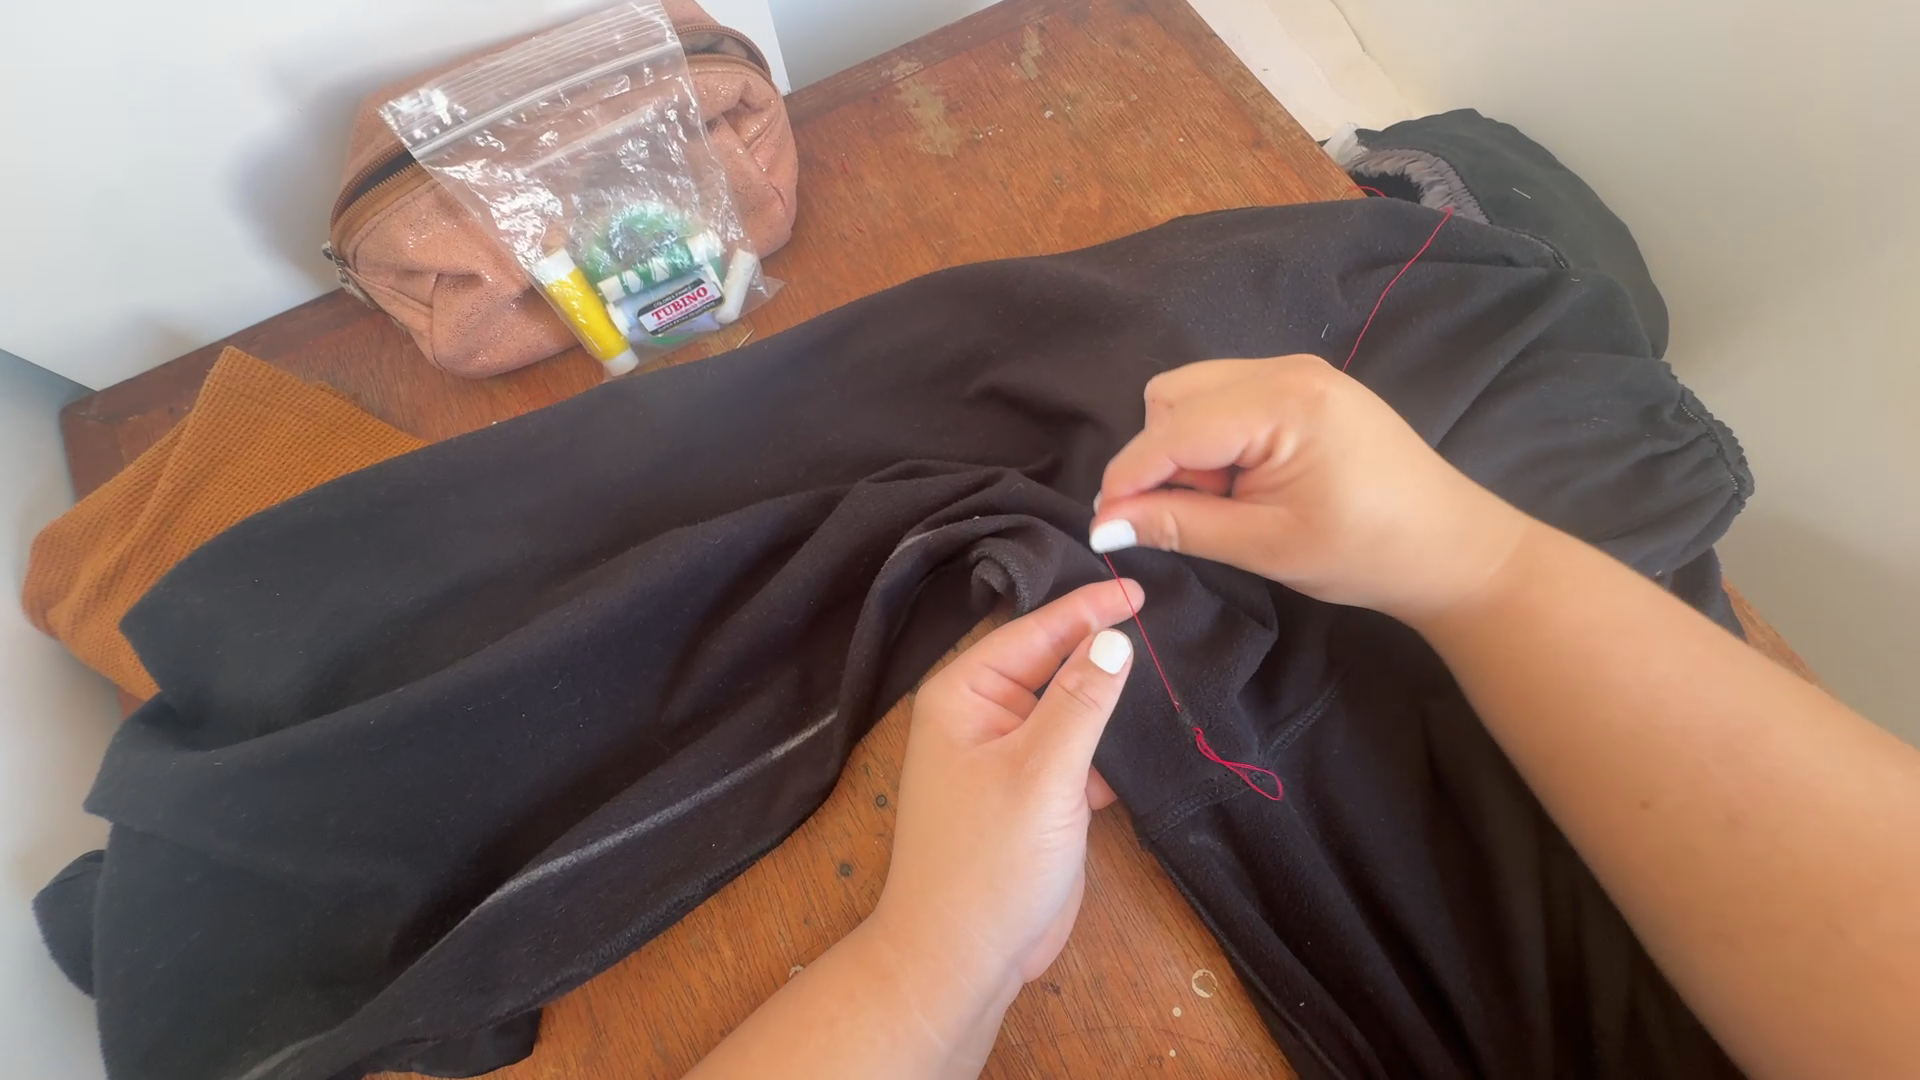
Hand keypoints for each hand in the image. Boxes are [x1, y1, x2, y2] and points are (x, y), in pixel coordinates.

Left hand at [868, 579, 1139, 990]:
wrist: (965, 958)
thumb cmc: (989, 859)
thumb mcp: (1041, 773)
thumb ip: (1080, 702)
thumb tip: (1114, 637)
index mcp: (966, 693)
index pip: (1034, 633)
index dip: (1087, 609)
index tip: (1139, 588)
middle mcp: (985, 713)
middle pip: (1051, 663)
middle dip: (1099, 645)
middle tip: (1159, 617)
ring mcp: (1011, 752)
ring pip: (1068, 706)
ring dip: (1108, 693)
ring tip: (1165, 660)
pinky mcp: (1037, 788)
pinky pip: (1077, 746)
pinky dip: (1108, 739)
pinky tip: (1148, 725)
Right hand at [1089, 356, 1529, 621]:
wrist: (1452, 549)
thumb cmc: (1365, 552)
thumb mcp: (1264, 545)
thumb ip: (1178, 526)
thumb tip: (1102, 526)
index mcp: (1282, 402)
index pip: (1171, 431)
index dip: (1127, 479)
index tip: (1102, 527)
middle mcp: (1283, 369)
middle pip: (1171, 397)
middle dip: (1157, 457)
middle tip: (1185, 512)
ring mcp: (1293, 373)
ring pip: (1190, 395)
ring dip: (1181, 449)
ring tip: (1218, 498)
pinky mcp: (1298, 388)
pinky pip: (1220, 401)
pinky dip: (1207, 442)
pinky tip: (1236, 480)